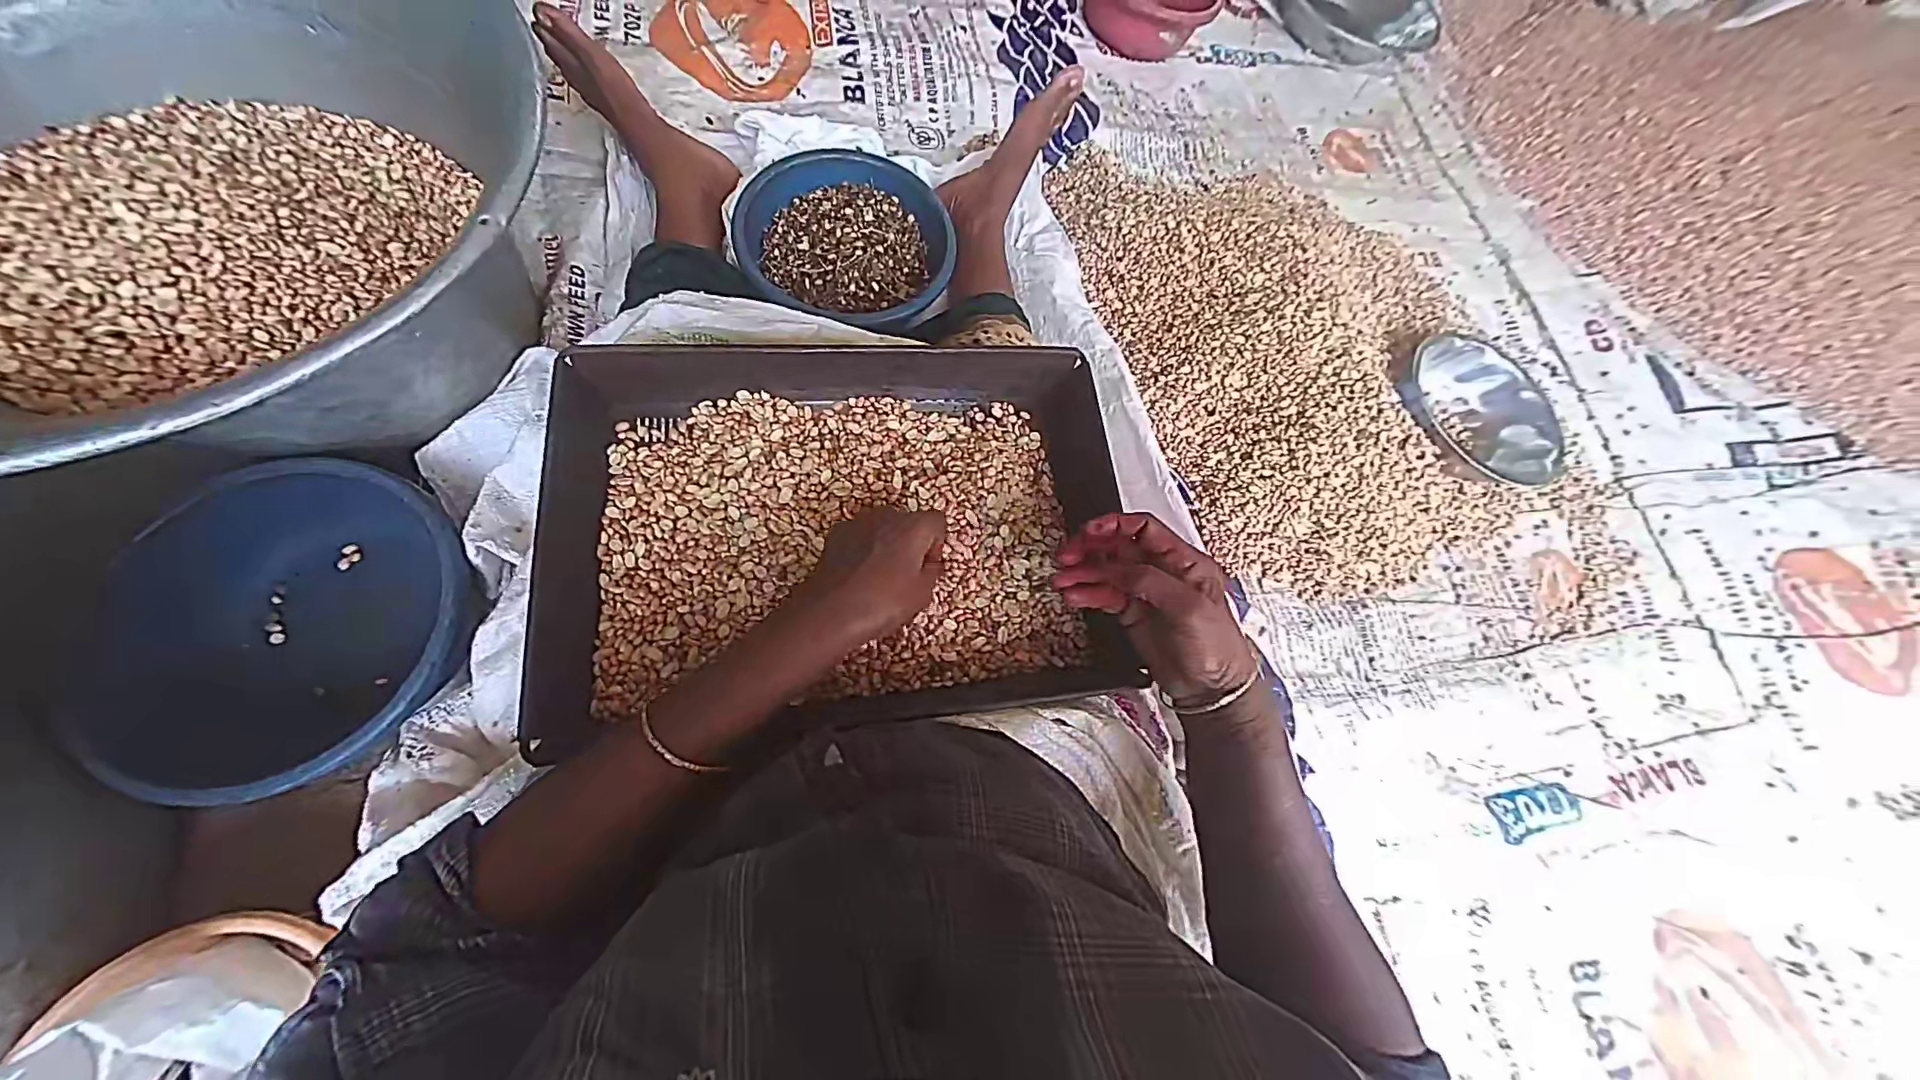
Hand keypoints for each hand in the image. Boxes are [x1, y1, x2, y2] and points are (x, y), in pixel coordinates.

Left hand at [532, 2, 639, 120]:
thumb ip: (566, 31)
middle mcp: (573, 76)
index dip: (544, 24)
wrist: (631, 116)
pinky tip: (588, 67)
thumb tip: (541, 11)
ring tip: (564, 43)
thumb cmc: (611, 84)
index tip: (540, 11)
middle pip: (557, 54)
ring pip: (569, 66)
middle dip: (551, 39)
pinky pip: (585, 77)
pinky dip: (582, 68)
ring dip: (566, 54)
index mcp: (567, 62)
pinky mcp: (600, 97)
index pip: (549, 40)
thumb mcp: (588, 51)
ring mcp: (586, 88)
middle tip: (547, 25)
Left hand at [786, 508, 946, 646]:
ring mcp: (858, 523)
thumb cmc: (880, 603)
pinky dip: (864, 550)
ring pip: (884, 529)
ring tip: (881, 579)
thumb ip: (932, 572)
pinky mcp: (836, 534)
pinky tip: (860, 577)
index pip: (937, 522)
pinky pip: (861, 537)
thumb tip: (929, 565)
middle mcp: (886, 515)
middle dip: (912, 544)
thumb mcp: (921, 594)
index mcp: (914, 525)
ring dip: (887, 546)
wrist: (829, 612)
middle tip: (907, 577)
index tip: (928, 568)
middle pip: (910, 522)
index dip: (936, 547)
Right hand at [1051, 513, 1258, 706]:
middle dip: (1090, 548)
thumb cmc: (1216, 647)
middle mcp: (1162, 572)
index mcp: (1183, 561)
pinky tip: (1074, 595)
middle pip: (1119, 548)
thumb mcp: (1188, 606)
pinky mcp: (1133, 613)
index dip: (1115, 525)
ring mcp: (1146, 593)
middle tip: (1067, 554)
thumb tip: (1117, 567)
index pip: (1144, 529)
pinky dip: (1087, 594)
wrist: (1211, 689)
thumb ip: (1151, 580)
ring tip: (1063, 579)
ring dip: (1083, 572)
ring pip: (1107, 572)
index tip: (1090, 530)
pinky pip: (1105, 595)